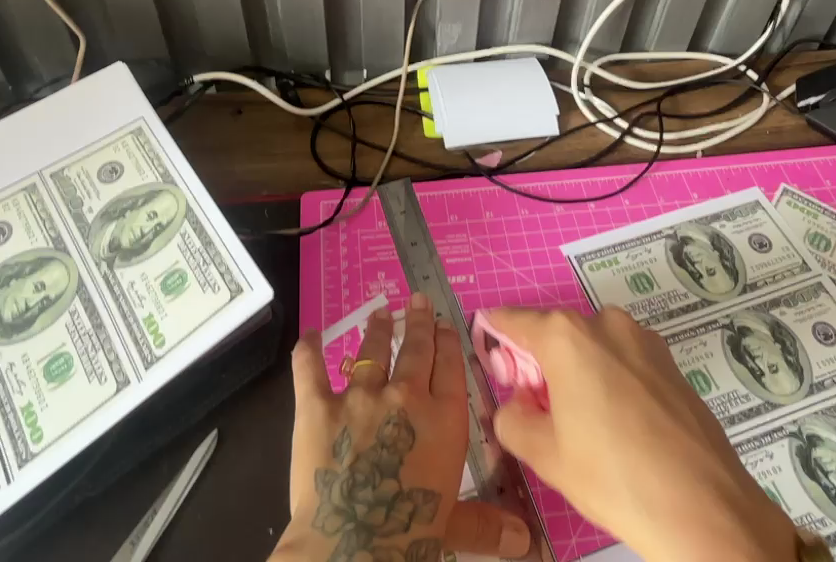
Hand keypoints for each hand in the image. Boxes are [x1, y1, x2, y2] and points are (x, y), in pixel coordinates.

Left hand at [272, 293, 533, 561]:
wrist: (350, 545)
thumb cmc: (410, 533)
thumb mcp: (456, 529)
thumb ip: (488, 525)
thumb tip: (527, 541)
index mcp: (443, 420)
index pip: (450, 368)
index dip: (448, 342)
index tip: (446, 324)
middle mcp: (405, 396)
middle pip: (416, 350)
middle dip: (419, 322)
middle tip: (417, 300)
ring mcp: (360, 397)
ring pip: (371, 351)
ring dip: (377, 329)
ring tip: (379, 313)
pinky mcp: (318, 406)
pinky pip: (310, 369)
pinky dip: (308, 351)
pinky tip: (309, 335)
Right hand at [486, 307, 801, 561]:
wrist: (704, 508)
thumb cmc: (612, 475)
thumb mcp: (542, 454)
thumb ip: (510, 417)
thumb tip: (516, 404)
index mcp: (564, 334)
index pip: (511, 320)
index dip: (495, 342)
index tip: (495, 372)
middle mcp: (604, 322)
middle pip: (554, 333)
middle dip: (538, 364)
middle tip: (539, 413)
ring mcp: (644, 340)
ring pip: (591, 348)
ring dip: (577, 373)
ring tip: (585, 427)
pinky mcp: (671, 363)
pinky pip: (624, 361)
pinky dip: (611, 382)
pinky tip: (620, 429)